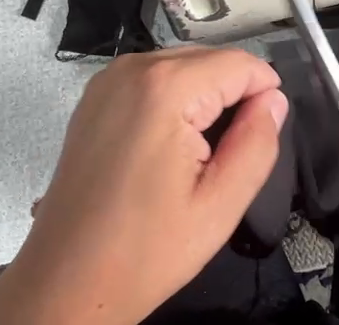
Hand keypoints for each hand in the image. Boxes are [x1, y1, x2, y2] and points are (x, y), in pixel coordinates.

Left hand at [0, 47, 287, 324]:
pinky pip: (153, 78)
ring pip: (184, 65)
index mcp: (165, 88)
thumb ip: (257, 144)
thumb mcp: (219, 206)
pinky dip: (172, 99)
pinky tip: (168, 146)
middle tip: (228, 155)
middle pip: (211, 58)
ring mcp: (109, 78)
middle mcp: (134, 68)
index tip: (264, 132)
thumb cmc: (142, 251)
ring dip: (204, 96)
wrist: (65, 280)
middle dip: (232, 95)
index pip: (240, 63)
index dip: (264, 92)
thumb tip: (273, 101)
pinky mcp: (96, 94)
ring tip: (198, 155)